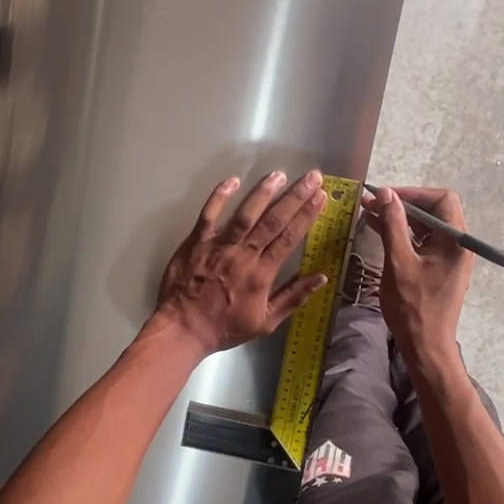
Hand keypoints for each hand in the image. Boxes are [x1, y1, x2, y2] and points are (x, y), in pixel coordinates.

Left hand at [148, 171, 330, 356]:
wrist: (182, 330)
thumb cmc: (225, 327)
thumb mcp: (265, 322)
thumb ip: (293, 298)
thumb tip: (321, 277)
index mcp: (262, 275)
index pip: (290, 238)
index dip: (307, 215)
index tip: (321, 197)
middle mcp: (243, 256)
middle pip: (273, 221)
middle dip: (295, 197)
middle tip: (312, 177)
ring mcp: (218, 246)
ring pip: (244, 214)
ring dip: (263, 192)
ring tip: (279, 174)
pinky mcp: (196, 241)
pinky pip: (209, 214)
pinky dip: (220, 196)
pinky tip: (233, 180)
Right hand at [366, 186, 473, 362]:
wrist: (425, 347)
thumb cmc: (414, 306)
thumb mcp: (399, 262)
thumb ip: (393, 224)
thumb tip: (385, 193)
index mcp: (456, 241)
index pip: (442, 199)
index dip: (413, 193)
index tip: (386, 197)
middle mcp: (457, 244)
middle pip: (433, 210)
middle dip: (402, 203)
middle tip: (372, 203)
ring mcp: (448, 256)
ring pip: (424, 225)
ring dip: (398, 217)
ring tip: (368, 212)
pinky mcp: (437, 267)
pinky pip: (420, 240)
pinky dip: (400, 233)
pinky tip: (377, 228)